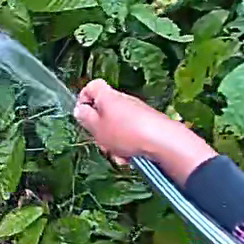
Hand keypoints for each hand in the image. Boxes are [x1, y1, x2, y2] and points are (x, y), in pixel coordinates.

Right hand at [72, 79, 216, 182]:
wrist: (164, 142)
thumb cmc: (127, 133)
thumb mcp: (96, 127)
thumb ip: (84, 117)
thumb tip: (79, 110)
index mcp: (108, 96)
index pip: (91, 87)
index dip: (83, 99)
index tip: (81, 115)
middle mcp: (124, 101)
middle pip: (104, 111)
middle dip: (99, 129)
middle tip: (100, 140)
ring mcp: (137, 113)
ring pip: (116, 126)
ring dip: (113, 141)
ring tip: (118, 154)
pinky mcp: (149, 125)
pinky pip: (131, 134)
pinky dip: (127, 146)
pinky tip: (130, 157)